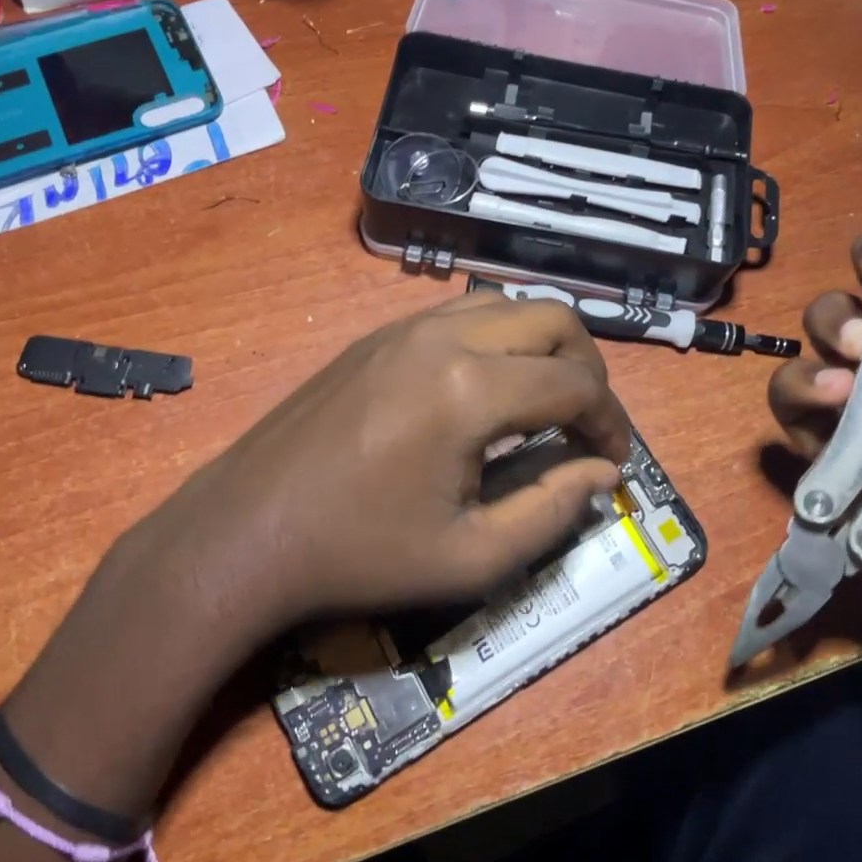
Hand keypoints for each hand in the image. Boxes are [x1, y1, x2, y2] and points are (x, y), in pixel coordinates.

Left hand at [159, 293, 631, 630]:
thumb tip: (601, 473)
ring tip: (543, 403)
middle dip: (588, 368)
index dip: (611, 421)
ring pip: (506, 304)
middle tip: (585, 425)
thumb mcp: (471, 558)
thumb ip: (552, 510)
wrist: (247, 531)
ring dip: (542, 345)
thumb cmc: (360, 555)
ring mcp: (403, 327)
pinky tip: (485, 391)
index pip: (575, 384)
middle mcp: (443, 337)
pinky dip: (497, 338)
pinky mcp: (376, 335)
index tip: (614, 460)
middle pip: (553, 318)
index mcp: (469, 390)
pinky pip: (460, 313)